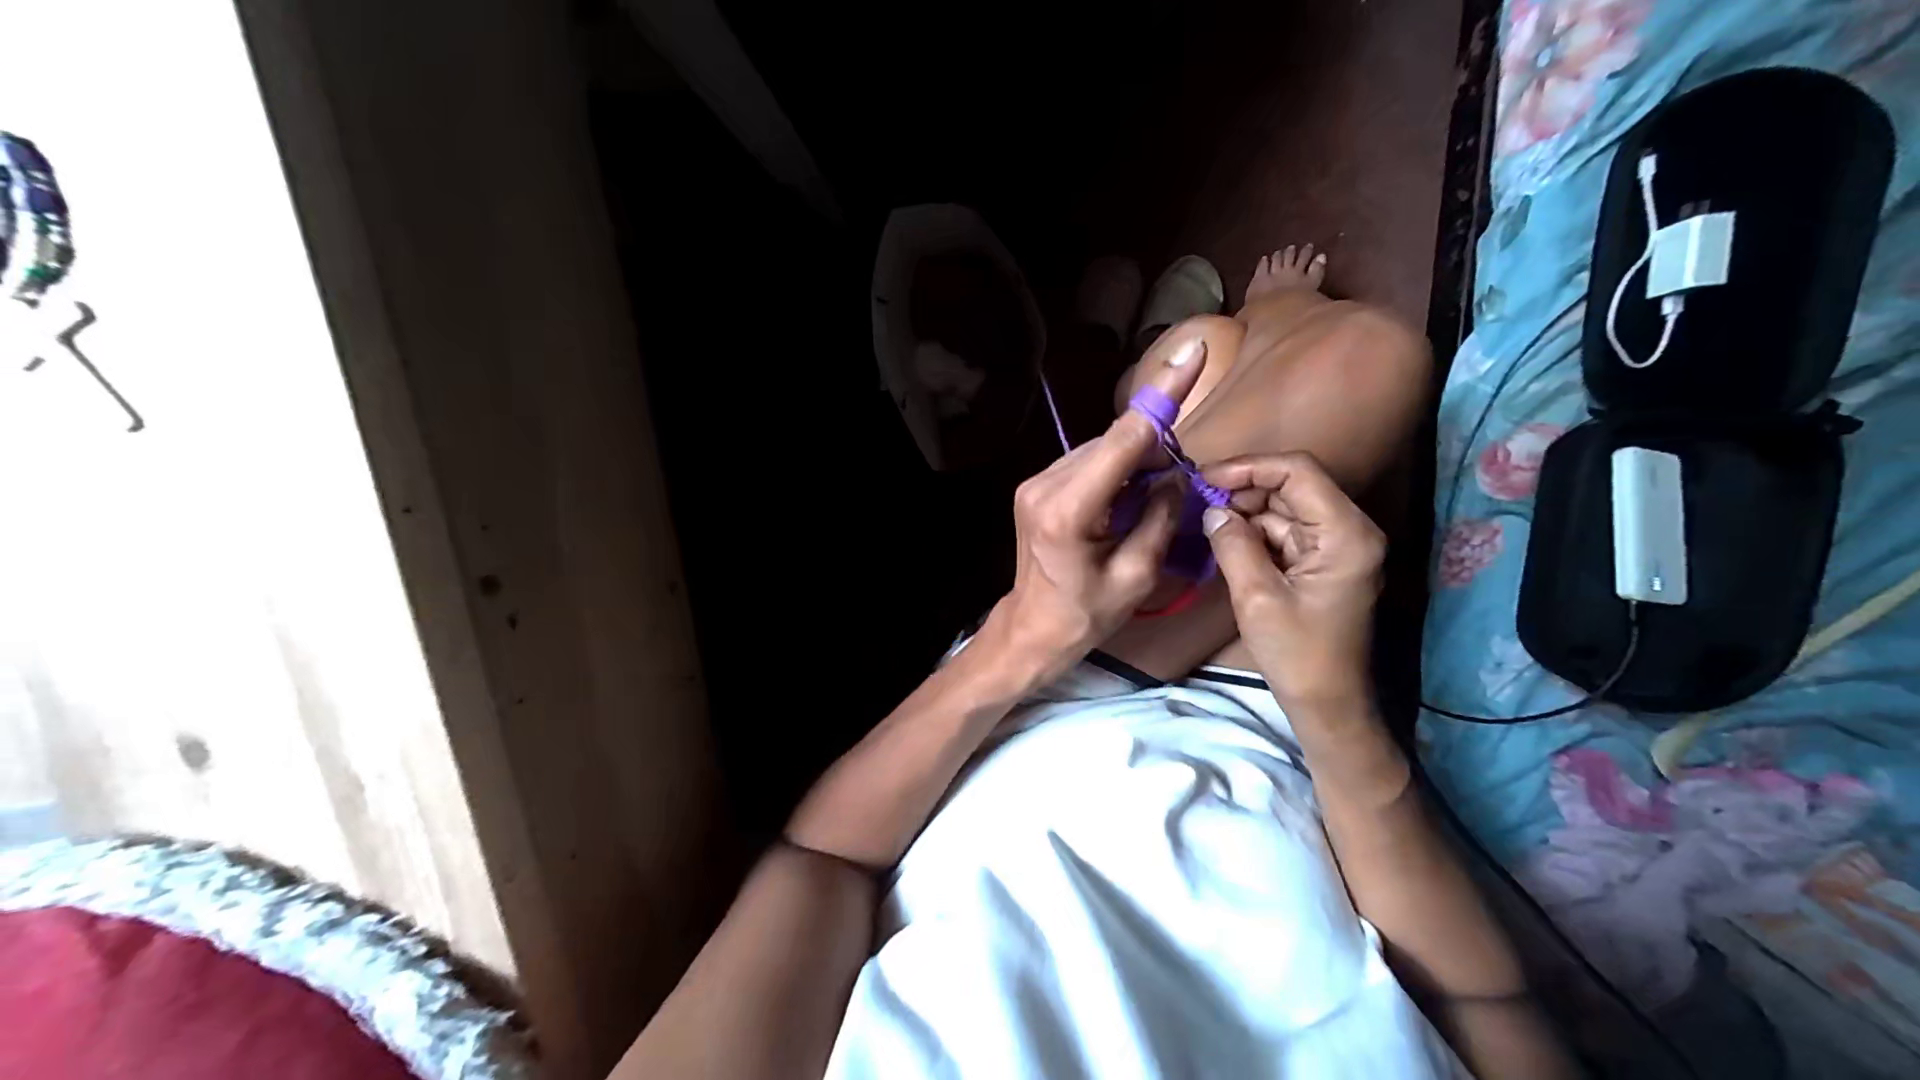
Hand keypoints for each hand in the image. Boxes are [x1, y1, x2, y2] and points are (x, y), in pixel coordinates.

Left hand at [990, 336, 1206, 676]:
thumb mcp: (1137, 575)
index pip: (1123, 439)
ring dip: (1132, 460)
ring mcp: (1034, 484)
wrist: (1031, 629)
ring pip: (1099, 449)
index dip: (1161, 395)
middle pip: (1112, 441)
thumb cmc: (1084, 614)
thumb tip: (1173, 473)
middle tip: (1176, 479)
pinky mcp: (1035, 487)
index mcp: (1068, 510)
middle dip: (1151, 447)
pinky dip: (1112, 471)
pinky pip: (1085, 463)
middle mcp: (1044, 485)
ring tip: (1146, 500)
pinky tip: (1122, 500)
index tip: (1191, 353)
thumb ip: (1160, 516)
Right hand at [1199, 452, 1384, 708]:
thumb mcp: (1257, 597)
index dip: (1249, 468)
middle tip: (1199, 503)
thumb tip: (1212, 510)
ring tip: (1207, 524)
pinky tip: (1225, 542)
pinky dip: (1253, 532)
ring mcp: (1337, 545)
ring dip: (1245, 511)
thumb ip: (1233, 545)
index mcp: (1346, 533)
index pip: (1298, 472)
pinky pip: (1284, 531)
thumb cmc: (1297, 653)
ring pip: (1285, 507)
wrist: (1327, 701)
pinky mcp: (1322, 560)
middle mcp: (1349, 529)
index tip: (1205, 479)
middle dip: (1243, 490)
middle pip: (1292, 485)